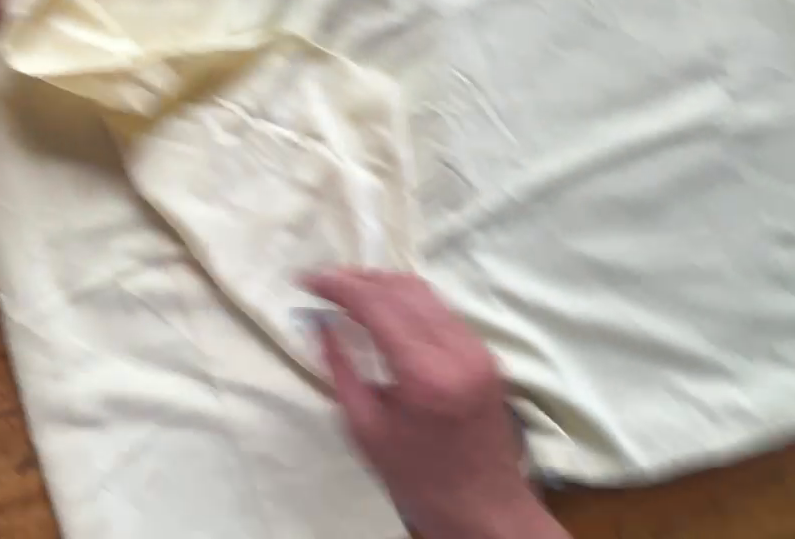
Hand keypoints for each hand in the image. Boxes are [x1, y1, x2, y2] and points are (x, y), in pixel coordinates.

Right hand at [303, 270, 566, 538]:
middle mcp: (457, 351)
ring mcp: (477, 350)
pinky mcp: (484, 354)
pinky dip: (404, 299)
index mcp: (425, 374)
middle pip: (399, 287)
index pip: (375, 303)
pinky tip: (382, 310)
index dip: (336, 285)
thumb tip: (318, 319)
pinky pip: (438, 307)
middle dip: (356, 278)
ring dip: (380, 284)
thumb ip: (338, 364)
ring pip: (421, 290)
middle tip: (323, 285)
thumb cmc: (417, 478)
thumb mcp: (363, 426)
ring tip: (348, 293)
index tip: (306, 280)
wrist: (489, 514)